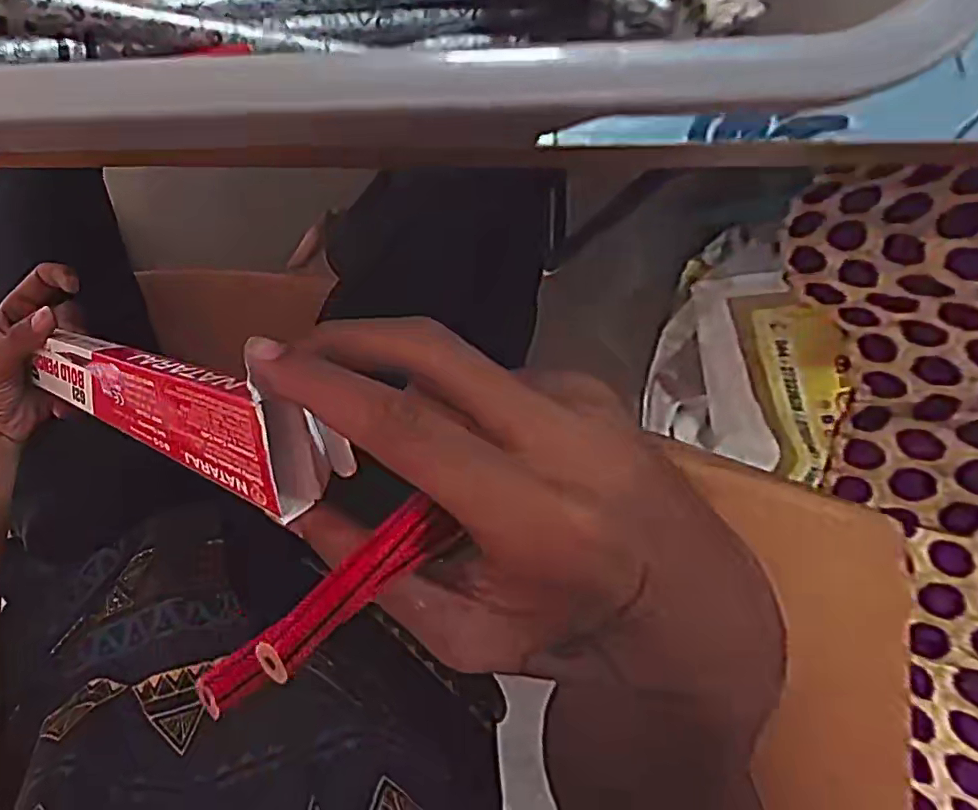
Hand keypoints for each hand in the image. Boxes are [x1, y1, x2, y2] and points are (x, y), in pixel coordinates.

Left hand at [0, 263, 80, 443]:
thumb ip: (20, 337)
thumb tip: (46, 315)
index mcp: (16, 314)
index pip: (40, 281)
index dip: (58, 276)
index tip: (72, 283)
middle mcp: (39, 328)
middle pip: (69, 311)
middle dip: (71, 326)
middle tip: (64, 343)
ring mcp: (56, 351)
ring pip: (81, 339)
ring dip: (79, 355)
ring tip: (64, 372)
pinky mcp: (71, 374)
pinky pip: (86, 369)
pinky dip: (81, 381)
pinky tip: (63, 394)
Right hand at [244, 318, 782, 733]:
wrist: (711, 615)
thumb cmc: (578, 640)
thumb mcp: (463, 634)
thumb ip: (366, 566)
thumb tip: (293, 504)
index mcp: (539, 518)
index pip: (407, 427)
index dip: (325, 386)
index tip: (266, 359)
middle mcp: (566, 439)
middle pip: (430, 349)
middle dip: (344, 337)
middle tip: (289, 352)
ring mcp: (581, 398)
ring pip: (446, 359)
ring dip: (384, 369)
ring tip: (356, 406)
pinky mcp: (584, 382)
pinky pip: (477, 372)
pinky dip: (434, 390)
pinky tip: (444, 430)